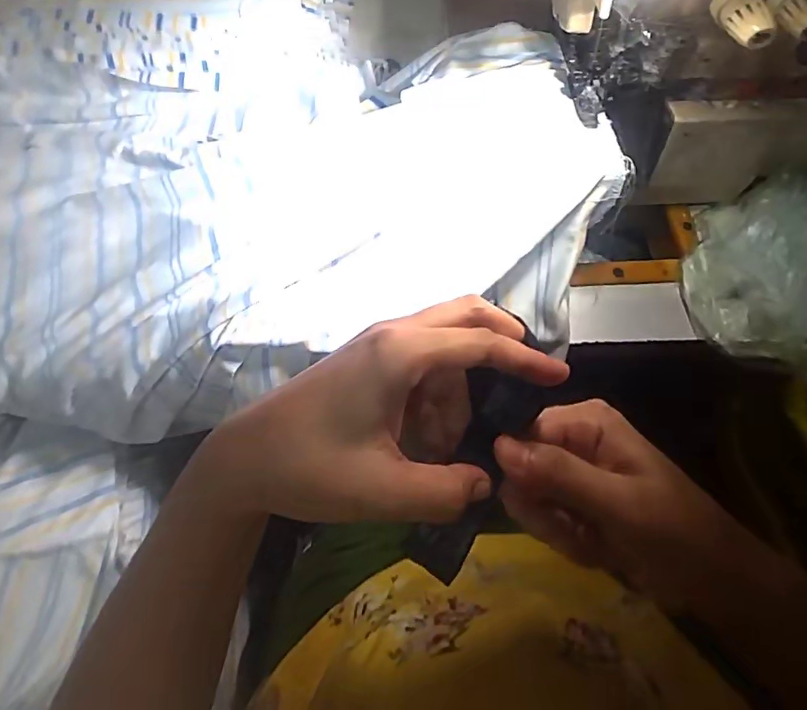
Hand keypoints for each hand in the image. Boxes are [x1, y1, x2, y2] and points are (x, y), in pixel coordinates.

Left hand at [191, 296, 568, 523]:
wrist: (247, 455)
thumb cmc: (312, 468)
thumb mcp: (383, 492)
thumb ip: (445, 491)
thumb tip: (487, 481)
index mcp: (400, 353)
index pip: (478, 342)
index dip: (524, 357)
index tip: (560, 375)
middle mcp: (393, 333)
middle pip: (464, 312)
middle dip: (501, 339)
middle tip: (525, 380)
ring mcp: (377, 340)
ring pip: (444, 340)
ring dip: (461, 381)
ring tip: (443, 443)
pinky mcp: (368, 356)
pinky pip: (422, 357)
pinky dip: (437, 386)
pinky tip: (421, 435)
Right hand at [495, 399, 746, 611]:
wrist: (714, 580)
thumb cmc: (673, 532)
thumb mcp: (616, 503)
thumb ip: (558, 473)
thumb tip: (498, 445)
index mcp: (585, 420)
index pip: (521, 433)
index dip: (524, 474)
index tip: (549, 509)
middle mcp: (573, 438)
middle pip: (521, 469)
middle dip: (546, 511)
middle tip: (580, 532)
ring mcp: (573, 470)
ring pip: (530, 498)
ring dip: (558, 531)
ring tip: (596, 544)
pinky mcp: (575, 500)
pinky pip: (546, 518)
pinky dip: (568, 541)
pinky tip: (599, 551)